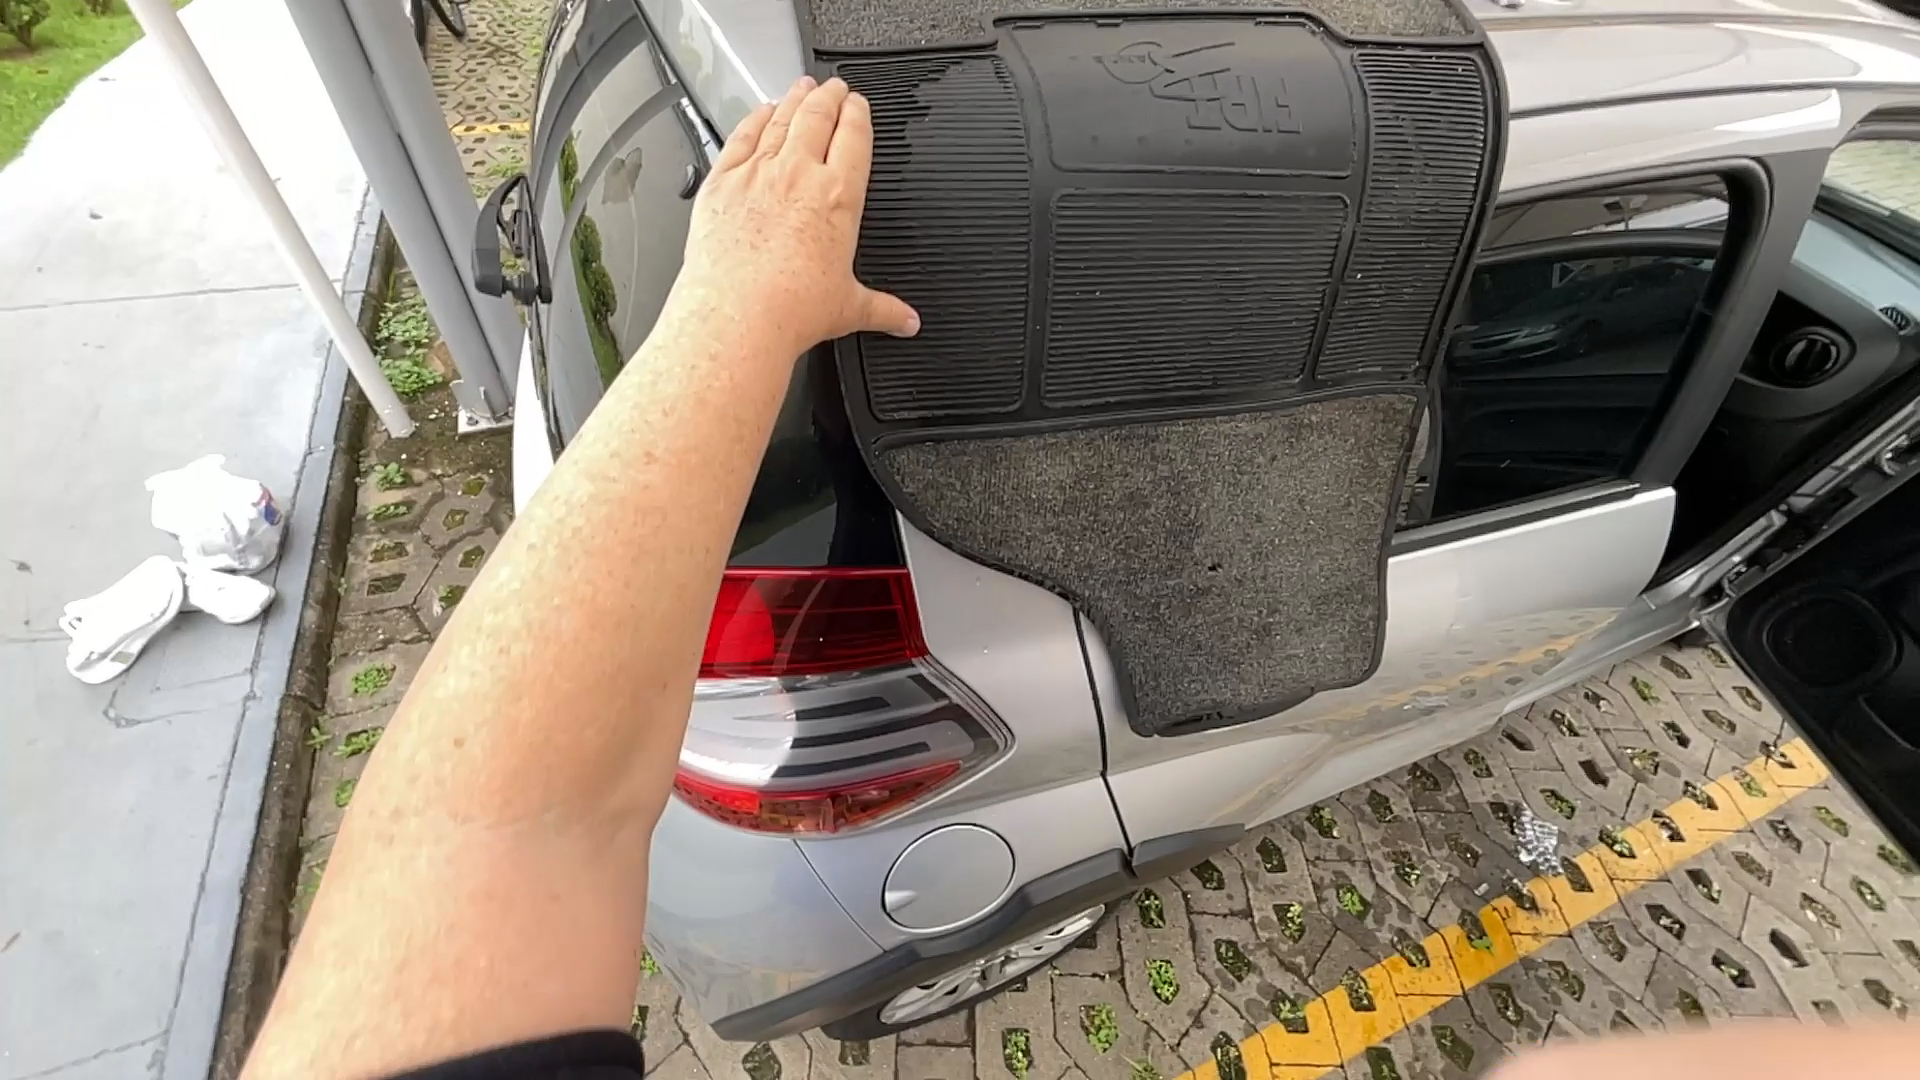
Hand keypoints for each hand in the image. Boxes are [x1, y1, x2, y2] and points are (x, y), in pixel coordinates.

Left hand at [673, 76, 919, 356]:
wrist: (739, 314)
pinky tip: (759, 112)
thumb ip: (884, 310)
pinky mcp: (722, 181)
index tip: (860, 106)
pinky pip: (740, 136)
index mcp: (839, 199)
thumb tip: (907, 322)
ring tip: (803, 88)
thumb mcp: (850, 309)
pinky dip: (753, 118)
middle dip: (829, 97)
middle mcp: (799, 174)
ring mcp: (758, 173)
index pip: (854, 139)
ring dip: (794, 99)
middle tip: (835, 88)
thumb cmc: (792, 310)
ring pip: (780, 119)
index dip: (858, 116)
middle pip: (817, 117)